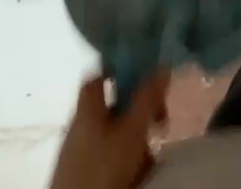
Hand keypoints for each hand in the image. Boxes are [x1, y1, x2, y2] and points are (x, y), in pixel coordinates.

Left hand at [49, 74, 169, 188]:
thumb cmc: (103, 166)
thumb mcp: (132, 130)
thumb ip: (147, 98)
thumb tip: (163, 66)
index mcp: (86, 108)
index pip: (97, 77)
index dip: (118, 72)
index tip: (141, 79)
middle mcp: (78, 125)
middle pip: (110, 109)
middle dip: (137, 116)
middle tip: (157, 125)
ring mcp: (77, 151)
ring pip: (112, 135)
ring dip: (134, 141)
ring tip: (149, 157)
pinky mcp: (79, 174)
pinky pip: (106, 157)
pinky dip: (123, 160)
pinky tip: (136, 174)